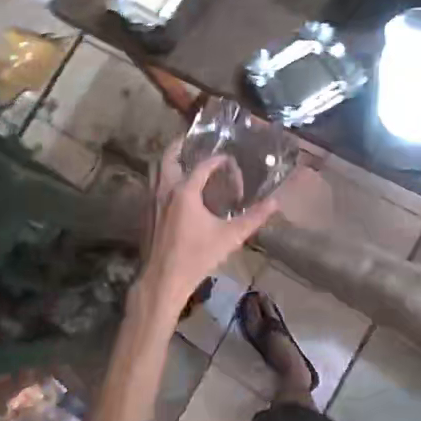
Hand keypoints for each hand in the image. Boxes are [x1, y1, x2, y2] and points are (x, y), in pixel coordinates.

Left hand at [135, 139, 282, 313]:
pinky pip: (152, 184)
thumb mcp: (230, 237)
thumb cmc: (197, 257)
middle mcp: (165, 190)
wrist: (163, 279)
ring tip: (184, 160)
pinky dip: (163, 177)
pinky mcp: (146, 213)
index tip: (229, 161)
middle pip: (168, 157)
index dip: (218, 160)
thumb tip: (275, 202)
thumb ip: (253, 218)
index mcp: (185, 192)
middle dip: (180, 146)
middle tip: (192, 141)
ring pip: (156, 170)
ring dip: (169, 161)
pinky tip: (174, 188)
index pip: (203, 166)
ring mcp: (151, 200)